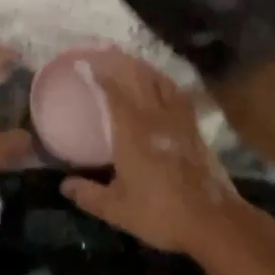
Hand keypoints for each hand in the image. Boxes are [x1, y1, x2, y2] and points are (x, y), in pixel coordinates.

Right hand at [59, 53, 239, 253]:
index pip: (113, 92)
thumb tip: (64, 185)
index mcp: (131, 131)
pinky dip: (166, 84)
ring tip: (134, 62)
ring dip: (145, 69)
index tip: (83, 63)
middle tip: (107, 53)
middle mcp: (155, 117)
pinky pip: (178, 96)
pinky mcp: (194, 130)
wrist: (210, 220)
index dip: (98, 75)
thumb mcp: (116, 209)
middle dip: (121, 63)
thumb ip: (89, 195)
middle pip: (138, 79)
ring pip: (161, 83)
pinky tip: (165, 86)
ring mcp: (178, 121)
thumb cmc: (159, 212)